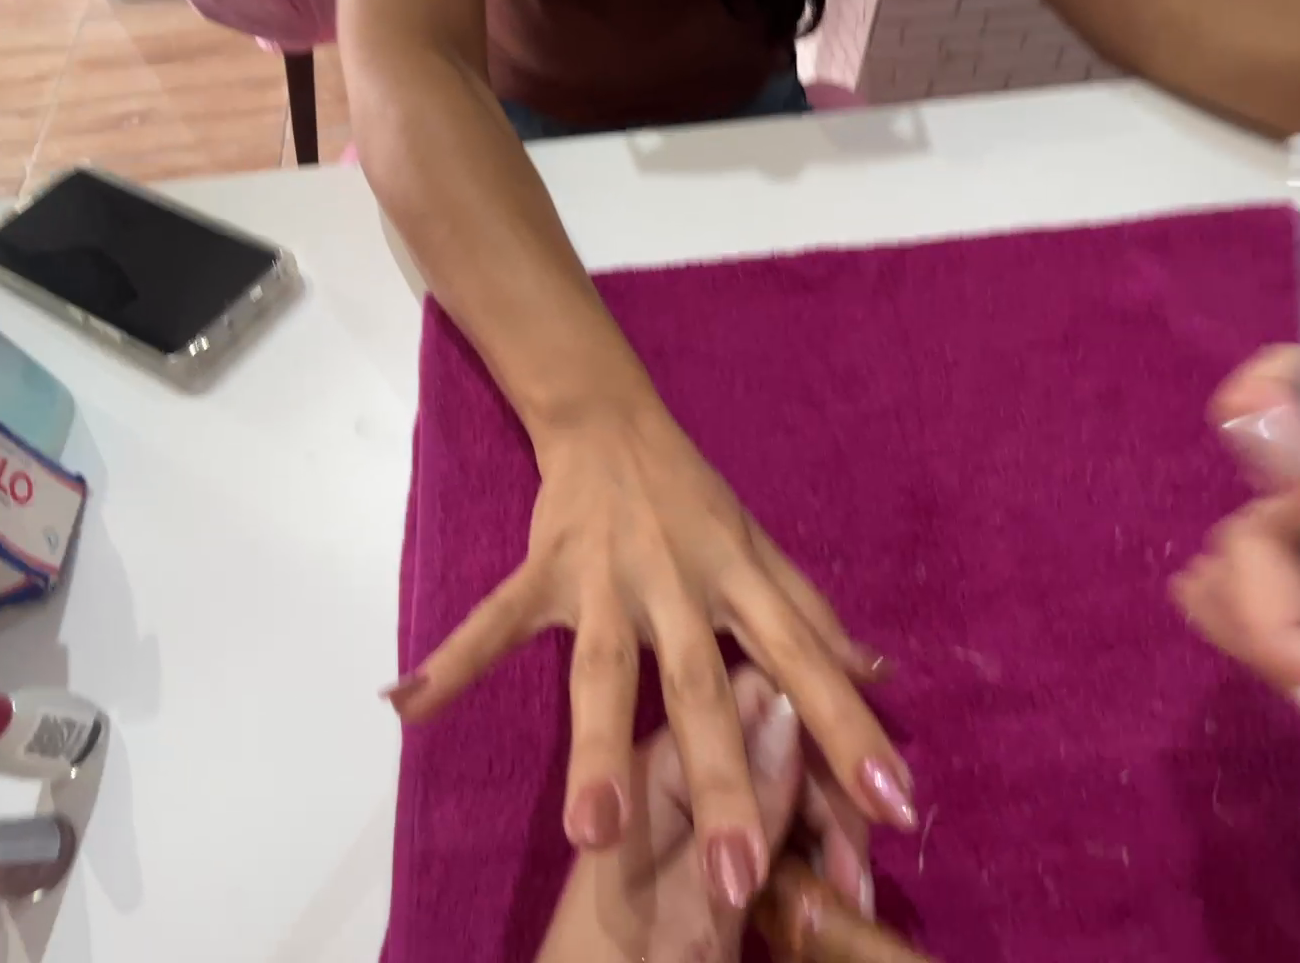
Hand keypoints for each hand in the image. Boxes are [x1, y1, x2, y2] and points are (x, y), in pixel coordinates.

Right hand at [385, 402, 911, 908]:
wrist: (612, 421)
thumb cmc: (693, 494)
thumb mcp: (760, 545)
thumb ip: (812, 612)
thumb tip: (878, 672)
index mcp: (741, 579)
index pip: (805, 660)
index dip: (850, 728)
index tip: (894, 806)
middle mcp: (680, 583)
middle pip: (703, 686)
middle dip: (721, 778)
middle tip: (735, 878)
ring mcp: (608, 578)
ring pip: (604, 669)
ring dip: (595, 747)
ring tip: (591, 834)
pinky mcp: (546, 569)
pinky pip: (498, 619)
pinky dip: (454, 659)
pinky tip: (406, 704)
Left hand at [537, 668, 894, 962]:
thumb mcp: (693, 898)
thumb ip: (748, 802)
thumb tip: (794, 698)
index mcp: (665, 761)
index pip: (756, 703)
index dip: (815, 742)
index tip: (865, 812)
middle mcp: (685, 770)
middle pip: (781, 749)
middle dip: (831, 806)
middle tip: (854, 892)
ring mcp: (702, 810)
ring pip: (790, 793)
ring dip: (831, 842)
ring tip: (851, 905)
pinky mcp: (717, 849)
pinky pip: (781, 831)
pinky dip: (813, 863)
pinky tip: (837, 900)